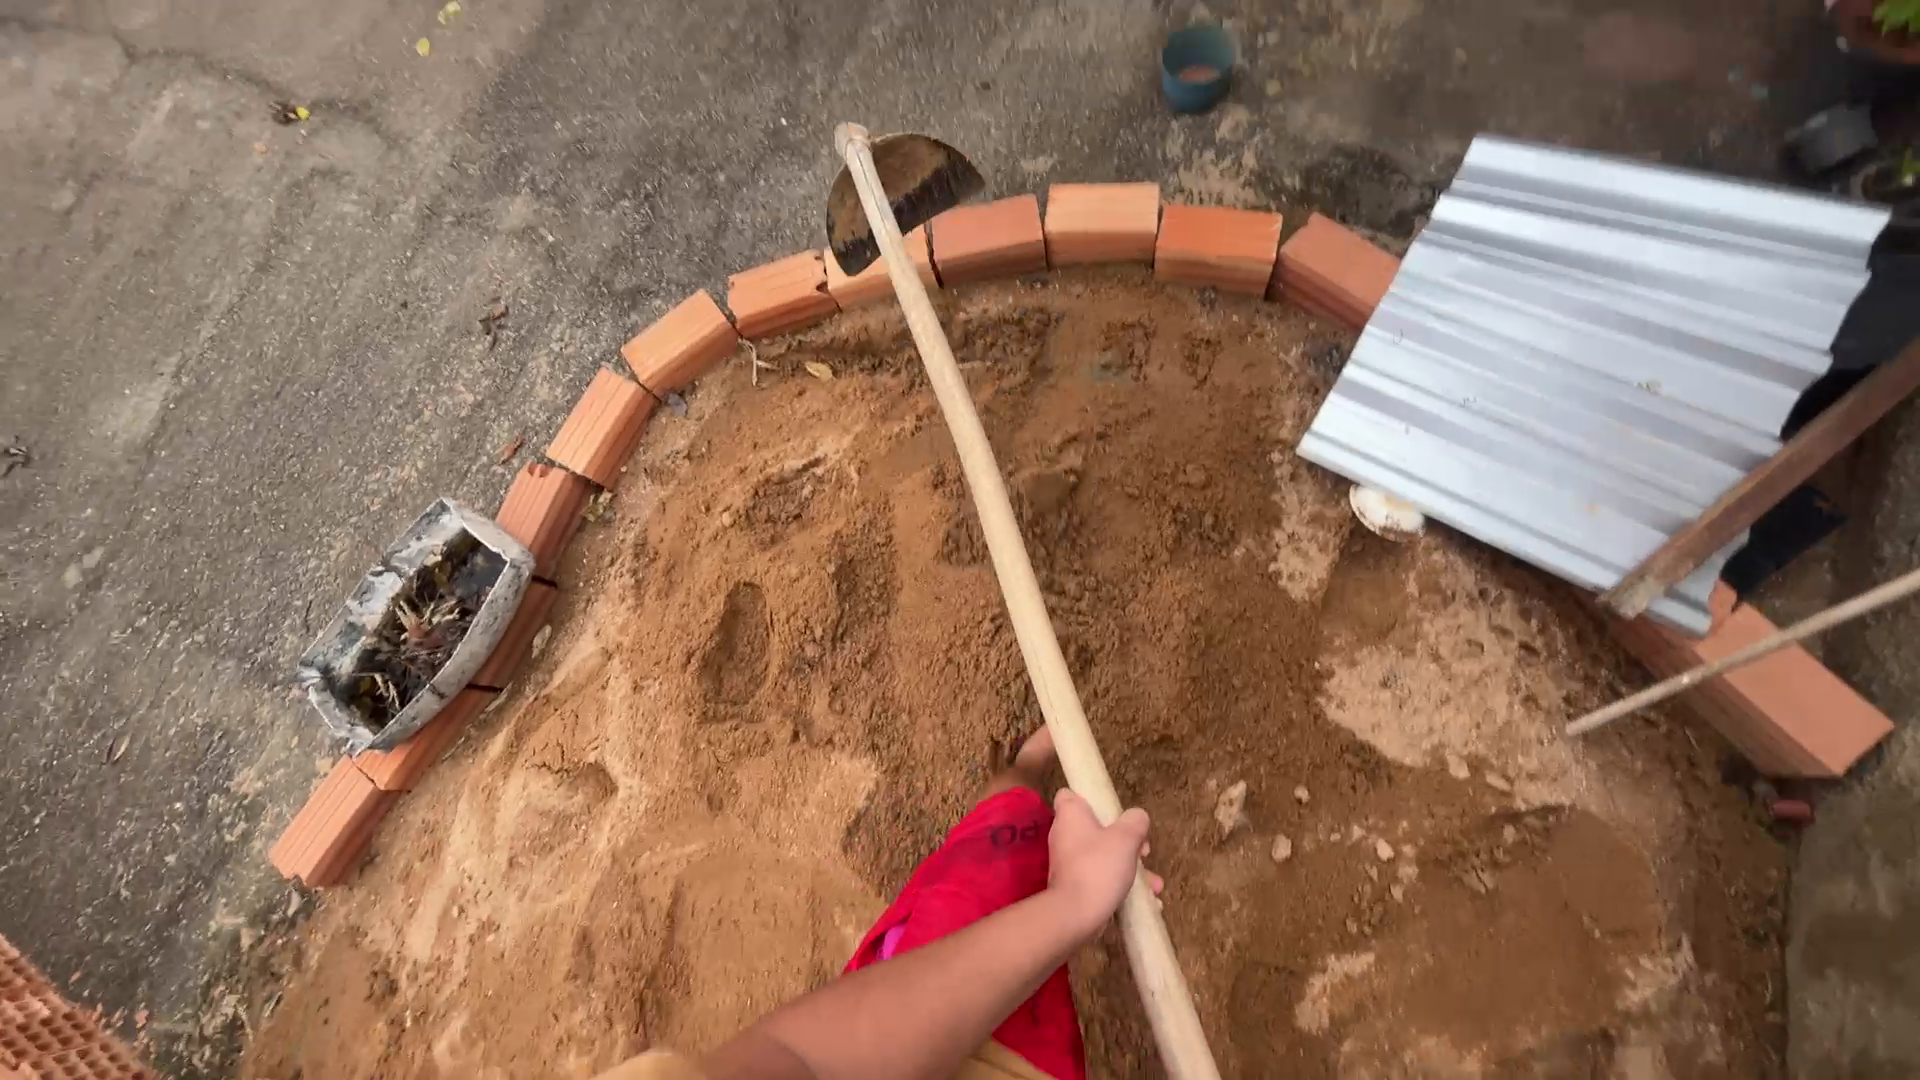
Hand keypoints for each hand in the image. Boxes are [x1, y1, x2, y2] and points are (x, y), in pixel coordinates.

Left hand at [1046, 789, 1160, 938]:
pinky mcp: (1073, 885)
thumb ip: (1135, 822)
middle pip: (1097, 827)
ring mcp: (1068, 862)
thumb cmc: (1098, 867)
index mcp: (1070, 815)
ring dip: (1130, 867)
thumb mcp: (1125, 838)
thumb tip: (1137, 817)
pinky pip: (1100, 877)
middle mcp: (1065, 835)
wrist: (1075, 915)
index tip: (1114, 812)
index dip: (1090, 799)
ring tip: (1155, 885)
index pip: (1070, 795)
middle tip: (1144, 852)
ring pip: (1103, 856)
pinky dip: (1120, 885)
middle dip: (1126, 841)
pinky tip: (1147, 901)